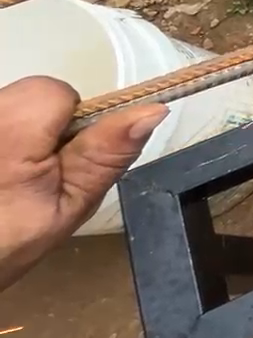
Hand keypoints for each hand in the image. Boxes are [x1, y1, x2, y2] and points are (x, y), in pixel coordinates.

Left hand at [0, 76, 166, 290]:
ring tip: (10, 174)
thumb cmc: (4, 247)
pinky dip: (3, 141)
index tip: (61, 152)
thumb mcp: (68, 209)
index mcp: (5, 144)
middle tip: (33, 168)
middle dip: (36, 124)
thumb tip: (153, 110)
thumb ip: (106, 156)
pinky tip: (1, 172)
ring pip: (3, 109)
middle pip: (18, 97)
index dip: (65, 114)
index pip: (46, 91)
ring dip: (14, 133)